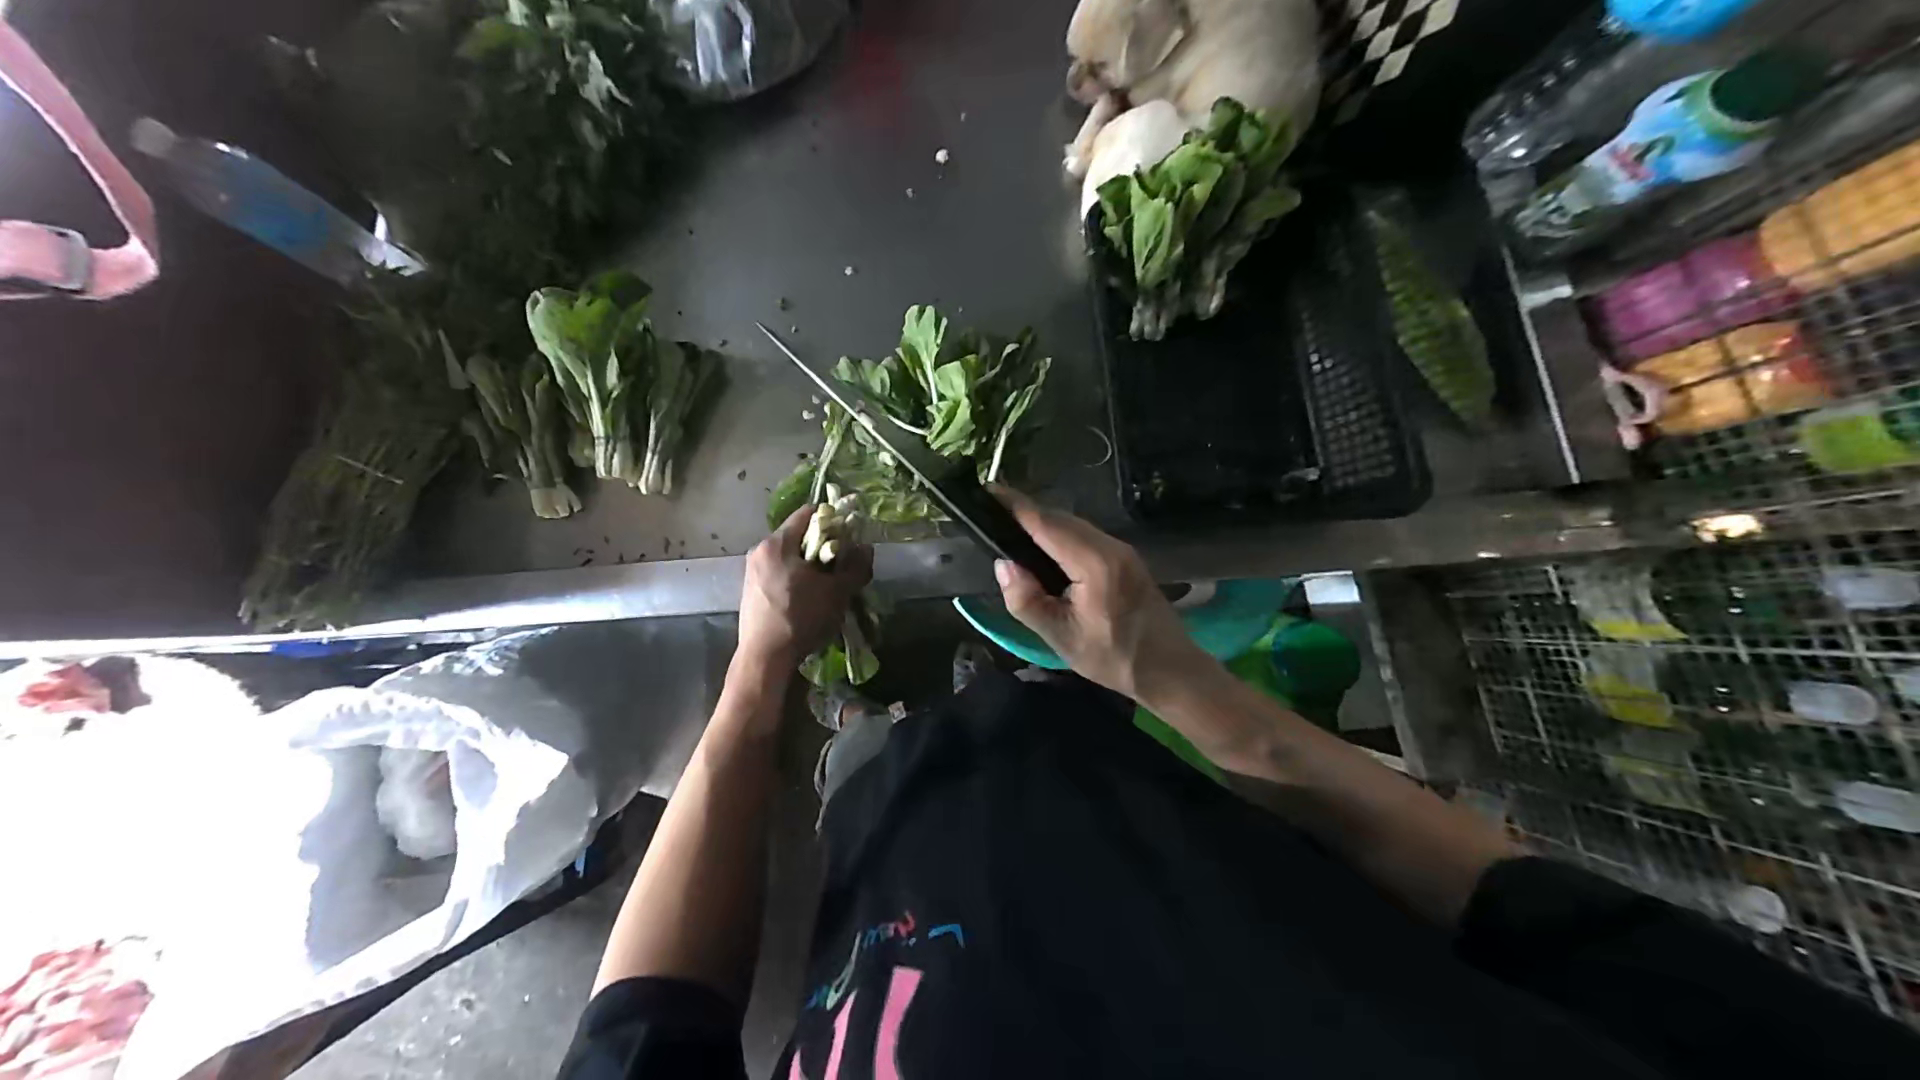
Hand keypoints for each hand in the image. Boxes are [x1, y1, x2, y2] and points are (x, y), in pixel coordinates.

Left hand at [737, 504, 872, 671]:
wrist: (765, 659)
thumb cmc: (801, 618)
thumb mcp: (837, 592)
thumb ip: (855, 566)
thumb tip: (866, 548)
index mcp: (777, 543)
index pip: (808, 513)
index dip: (833, 521)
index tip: (849, 539)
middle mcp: (760, 551)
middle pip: (798, 536)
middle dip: (824, 547)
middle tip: (843, 566)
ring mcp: (752, 572)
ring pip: (790, 557)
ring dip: (811, 566)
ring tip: (829, 586)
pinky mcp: (751, 592)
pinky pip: (779, 574)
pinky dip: (797, 579)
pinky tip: (809, 600)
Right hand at [991, 487, 1209, 702]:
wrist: (1170, 668)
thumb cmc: (1114, 657)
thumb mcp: (1061, 637)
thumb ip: (1027, 600)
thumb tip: (1003, 565)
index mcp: (1094, 563)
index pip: (1046, 523)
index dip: (1014, 505)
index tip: (986, 491)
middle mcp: (1110, 546)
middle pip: (1060, 518)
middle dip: (1024, 511)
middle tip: (989, 512)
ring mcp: (1121, 550)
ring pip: (1074, 525)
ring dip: (1042, 522)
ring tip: (1009, 527)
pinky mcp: (1125, 558)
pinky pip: (1085, 535)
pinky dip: (1059, 534)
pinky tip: (1043, 547)